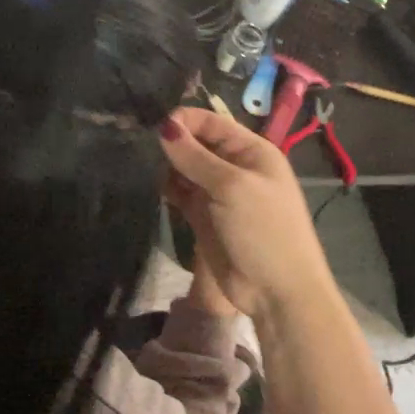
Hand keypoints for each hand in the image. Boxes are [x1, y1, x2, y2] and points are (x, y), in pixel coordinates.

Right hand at [160, 108, 324, 319]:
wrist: (277, 292)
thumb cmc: (264, 231)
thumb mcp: (231, 187)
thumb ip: (195, 156)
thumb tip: (164, 126)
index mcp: (251, 151)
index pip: (210, 122)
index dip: (183, 120)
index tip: (152, 127)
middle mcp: (233, 166)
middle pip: (195, 142)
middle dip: (170, 142)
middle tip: (137, 144)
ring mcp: (217, 192)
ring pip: (183, 167)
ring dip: (165, 165)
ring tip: (139, 164)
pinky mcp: (202, 215)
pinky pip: (179, 192)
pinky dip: (165, 187)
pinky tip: (148, 185)